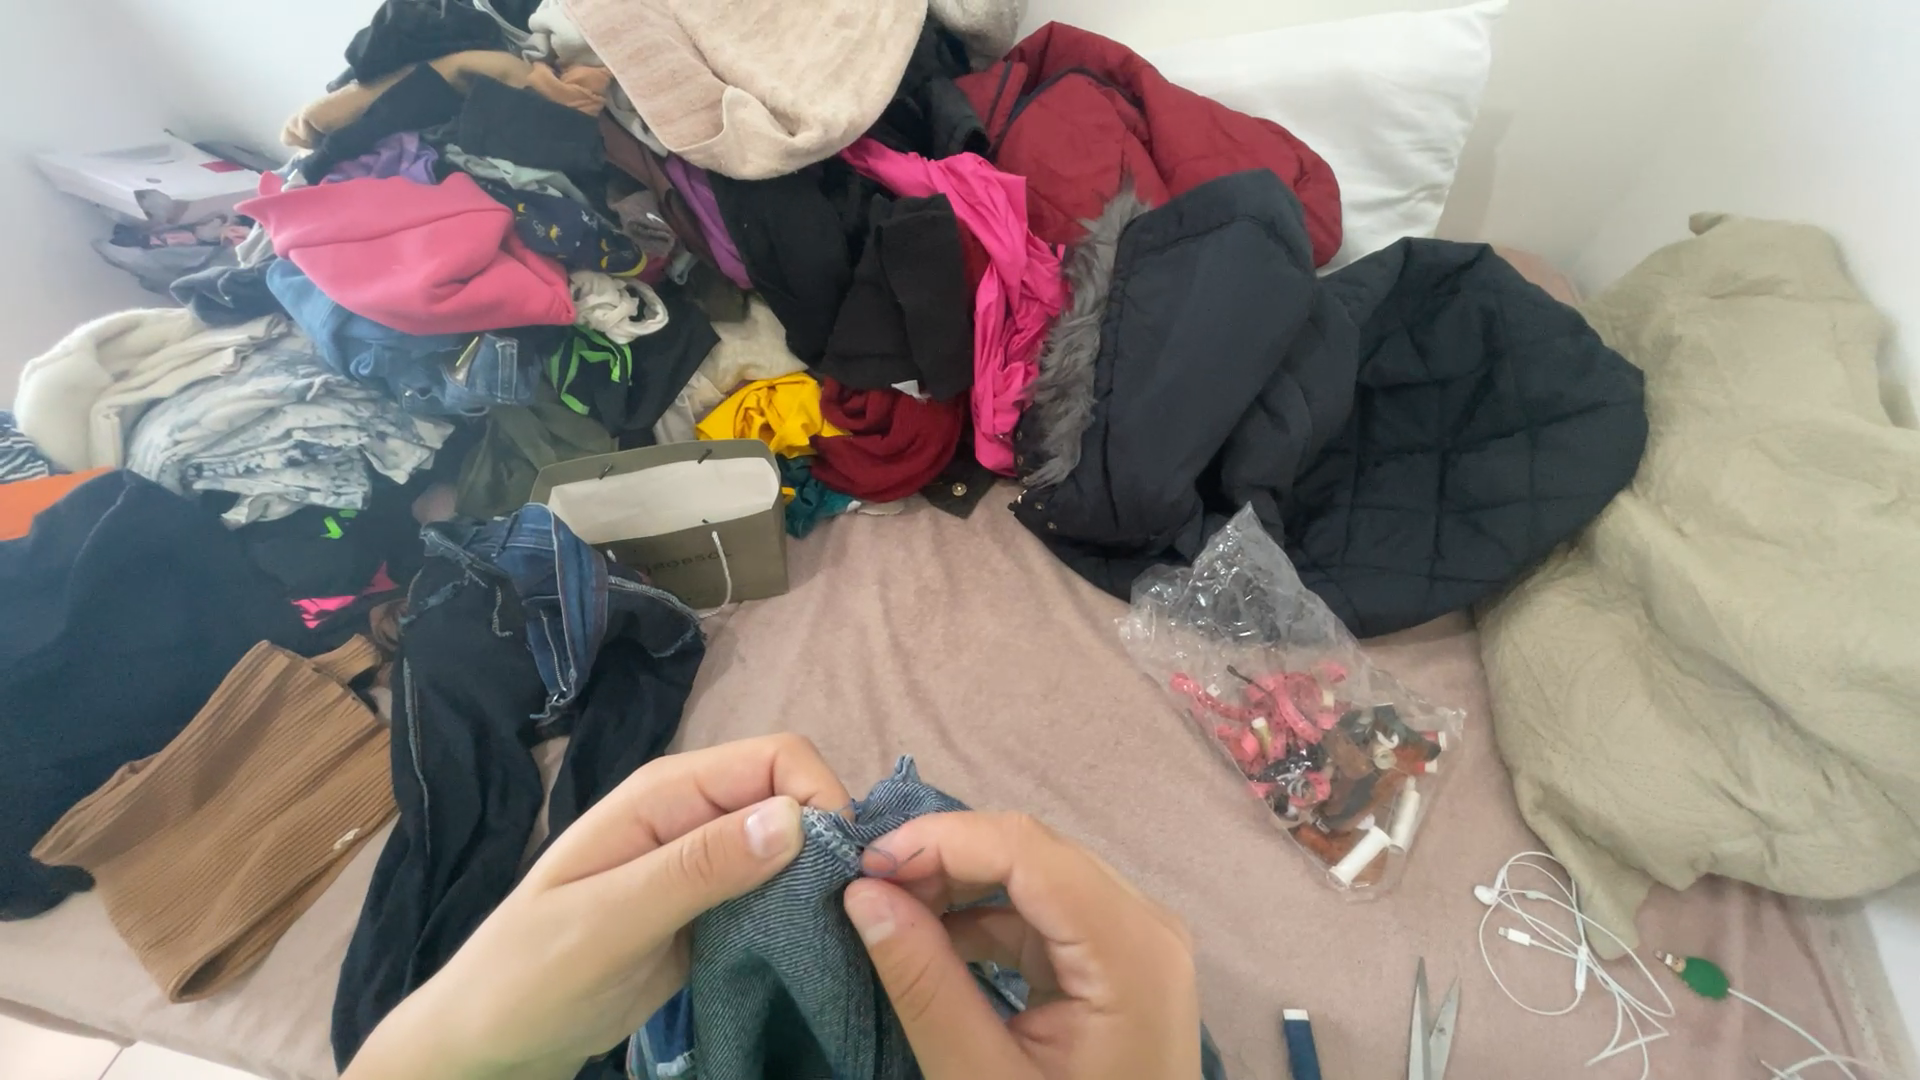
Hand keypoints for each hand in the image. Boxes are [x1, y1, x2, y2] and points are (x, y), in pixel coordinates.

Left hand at [344, 735, 851, 1079]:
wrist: (486, 1046)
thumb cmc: (529, 977)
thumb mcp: (608, 922)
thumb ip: (697, 866)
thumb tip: (794, 818)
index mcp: (670, 791)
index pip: (776, 758)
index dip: (818, 796)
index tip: (839, 866)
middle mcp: (697, 810)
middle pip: (792, 792)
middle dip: (827, 836)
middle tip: (844, 903)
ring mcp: (706, 856)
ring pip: (791, 839)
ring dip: (817, 872)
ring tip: (834, 923)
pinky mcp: (715, 899)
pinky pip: (776, 884)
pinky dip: (799, 902)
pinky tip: (808, 936)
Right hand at [843, 811, 1200, 1078]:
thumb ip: (925, 983)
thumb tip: (862, 893)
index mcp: (1130, 949)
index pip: (1026, 848)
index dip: (941, 839)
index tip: (866, 863)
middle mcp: (1143, 920)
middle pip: (1031, 850)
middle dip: (943, 857)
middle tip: (870, 886)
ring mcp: (1133, 934)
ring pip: (1032, 870)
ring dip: (958, 880)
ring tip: (894, 905)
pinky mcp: (1114, 952)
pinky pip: (1041, 906)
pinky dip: (983, 913)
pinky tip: (936, 934)